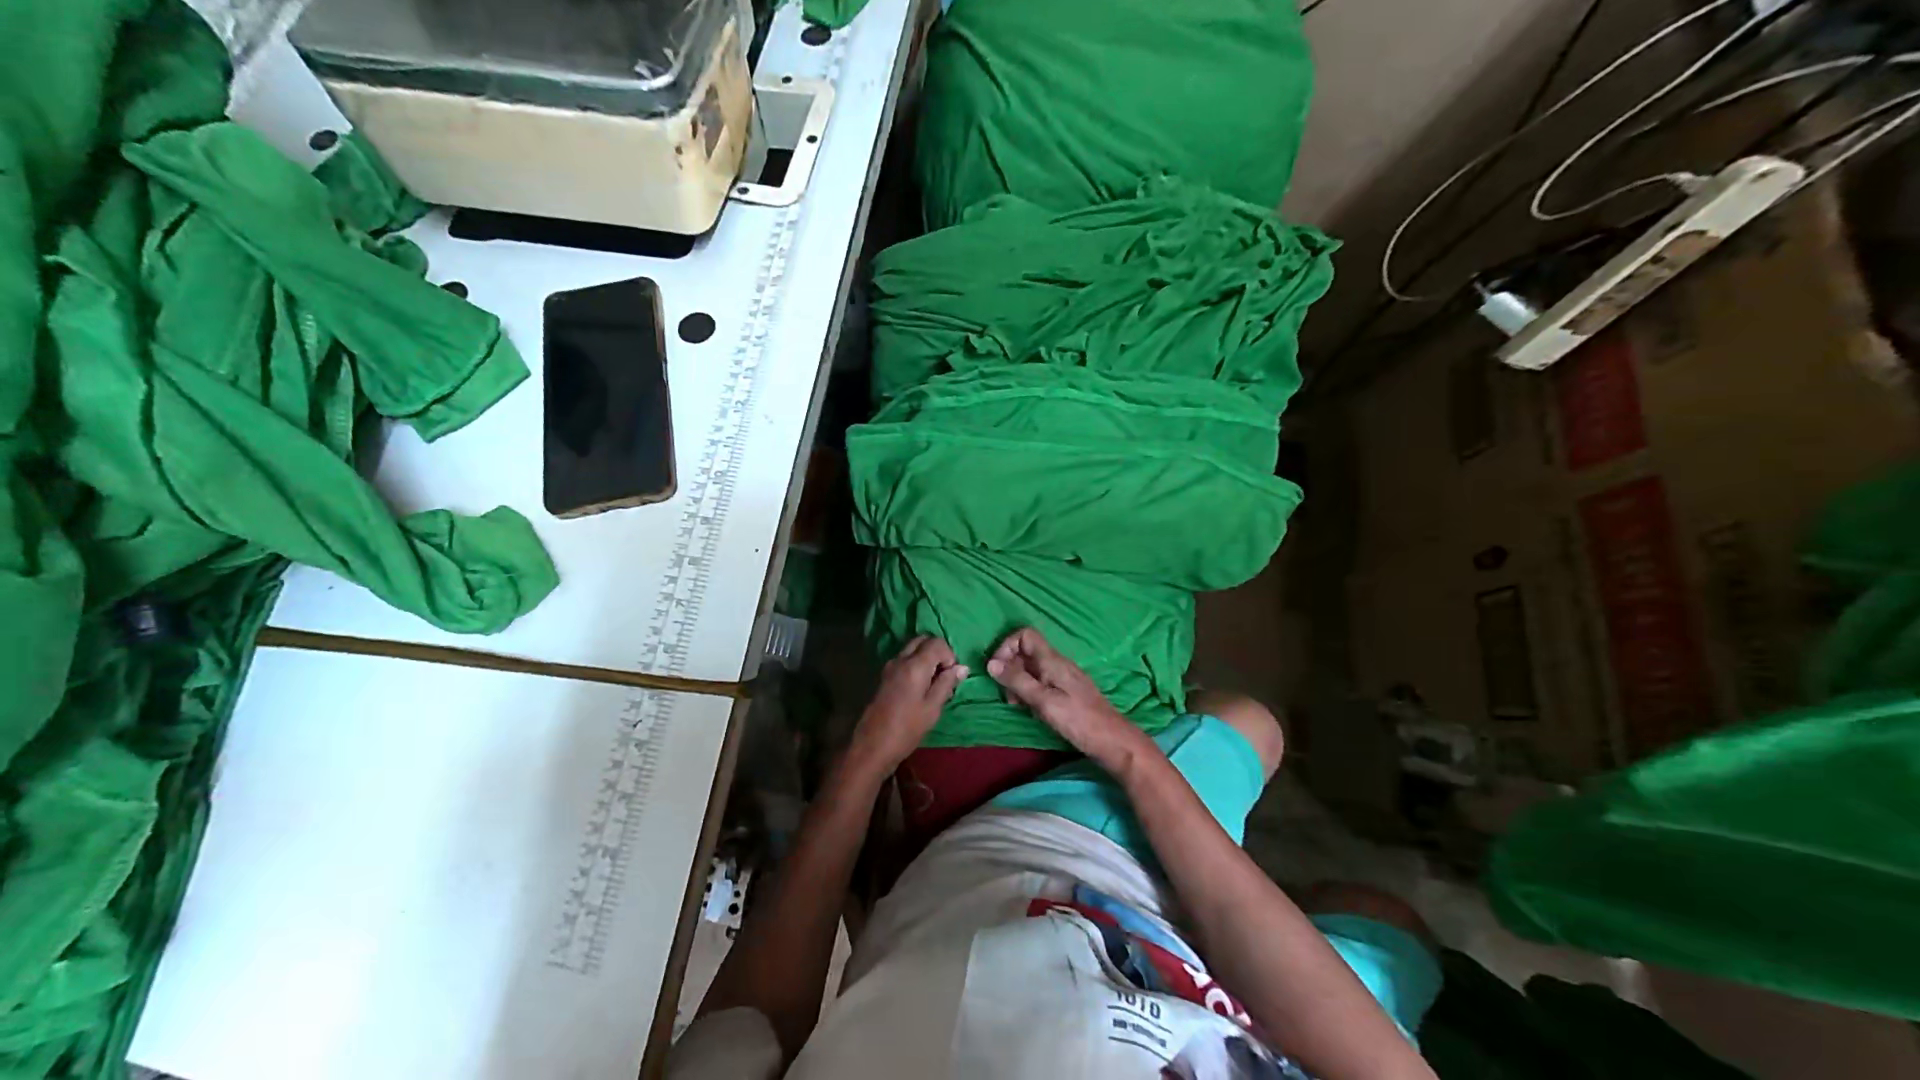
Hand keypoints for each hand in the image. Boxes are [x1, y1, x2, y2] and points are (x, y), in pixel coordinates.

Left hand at [848, 636, 966, 775]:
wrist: (872, 745)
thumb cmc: (907, 729)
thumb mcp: (933, 708)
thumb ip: (947, 684)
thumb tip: (962, 667)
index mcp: (914, 665)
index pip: (937, 642)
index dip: (949, 655)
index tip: (951, 676)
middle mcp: (900, 659)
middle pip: (923, 640)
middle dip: (937, 651)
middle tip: (944, 675)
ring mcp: (889, 667)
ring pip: (912, 648)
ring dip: (926, 657)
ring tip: (933, 684)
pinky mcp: (884, 676)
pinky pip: (904, 659)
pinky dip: (915, 664)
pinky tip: (919, 688)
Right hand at [986, 628, 1157, 774]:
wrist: (1113, 741)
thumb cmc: (1078, 720)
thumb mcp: (1043, 701)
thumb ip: (1018, 681)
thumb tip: (991, 663)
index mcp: (1053, 660)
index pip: (1025, 635)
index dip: (1007, 647)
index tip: (998, 670)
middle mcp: (1058, 663)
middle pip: (1026, 652)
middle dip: (1010, 669)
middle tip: (1010, 696)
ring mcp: (1064, 677)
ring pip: (1032, 669)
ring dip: (1019, 683)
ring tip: (1019, 705)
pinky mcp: (1067, 691)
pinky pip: (1041, 682)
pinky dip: (1031, 692)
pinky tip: (1033, 710)